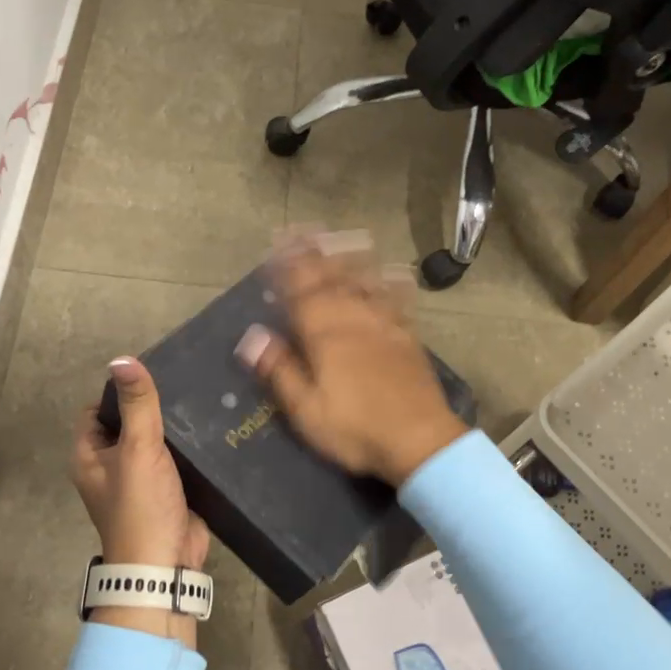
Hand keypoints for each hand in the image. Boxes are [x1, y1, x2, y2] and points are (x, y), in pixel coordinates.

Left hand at [71, 358, 209, 571]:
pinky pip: (173, 464)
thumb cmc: (141, 506)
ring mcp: (137, 483)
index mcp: (89, 457)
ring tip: (200, 403)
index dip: (118, 394)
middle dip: (149, 409)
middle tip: (182, 386)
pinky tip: (209, 434)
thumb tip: (122, 359)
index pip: (96, 411)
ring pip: (152, 444)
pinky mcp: (165, 494)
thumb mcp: (138, 449)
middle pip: (126, 425)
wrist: (164, 566)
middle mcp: (108, 468)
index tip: (150, 380)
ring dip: (172, 430)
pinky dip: (187, 452)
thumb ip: (136, 405)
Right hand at [236, 229, 469, 485]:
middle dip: (315, 253)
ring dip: (350, 258)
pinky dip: (390, 282)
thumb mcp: (306, 410)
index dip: (287, 267)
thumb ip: (280, 370)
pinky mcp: (408, 337)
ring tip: (340, 237)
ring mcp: (385, 326)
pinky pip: (398, 300)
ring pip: (364, 283)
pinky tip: (392, 271)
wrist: (419, 440)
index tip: (276, 244)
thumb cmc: (355, 429)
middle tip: (304, 229)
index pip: (300, 292)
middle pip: (332, 279)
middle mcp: (354, 320)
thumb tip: (251, 337)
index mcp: (324, 336)